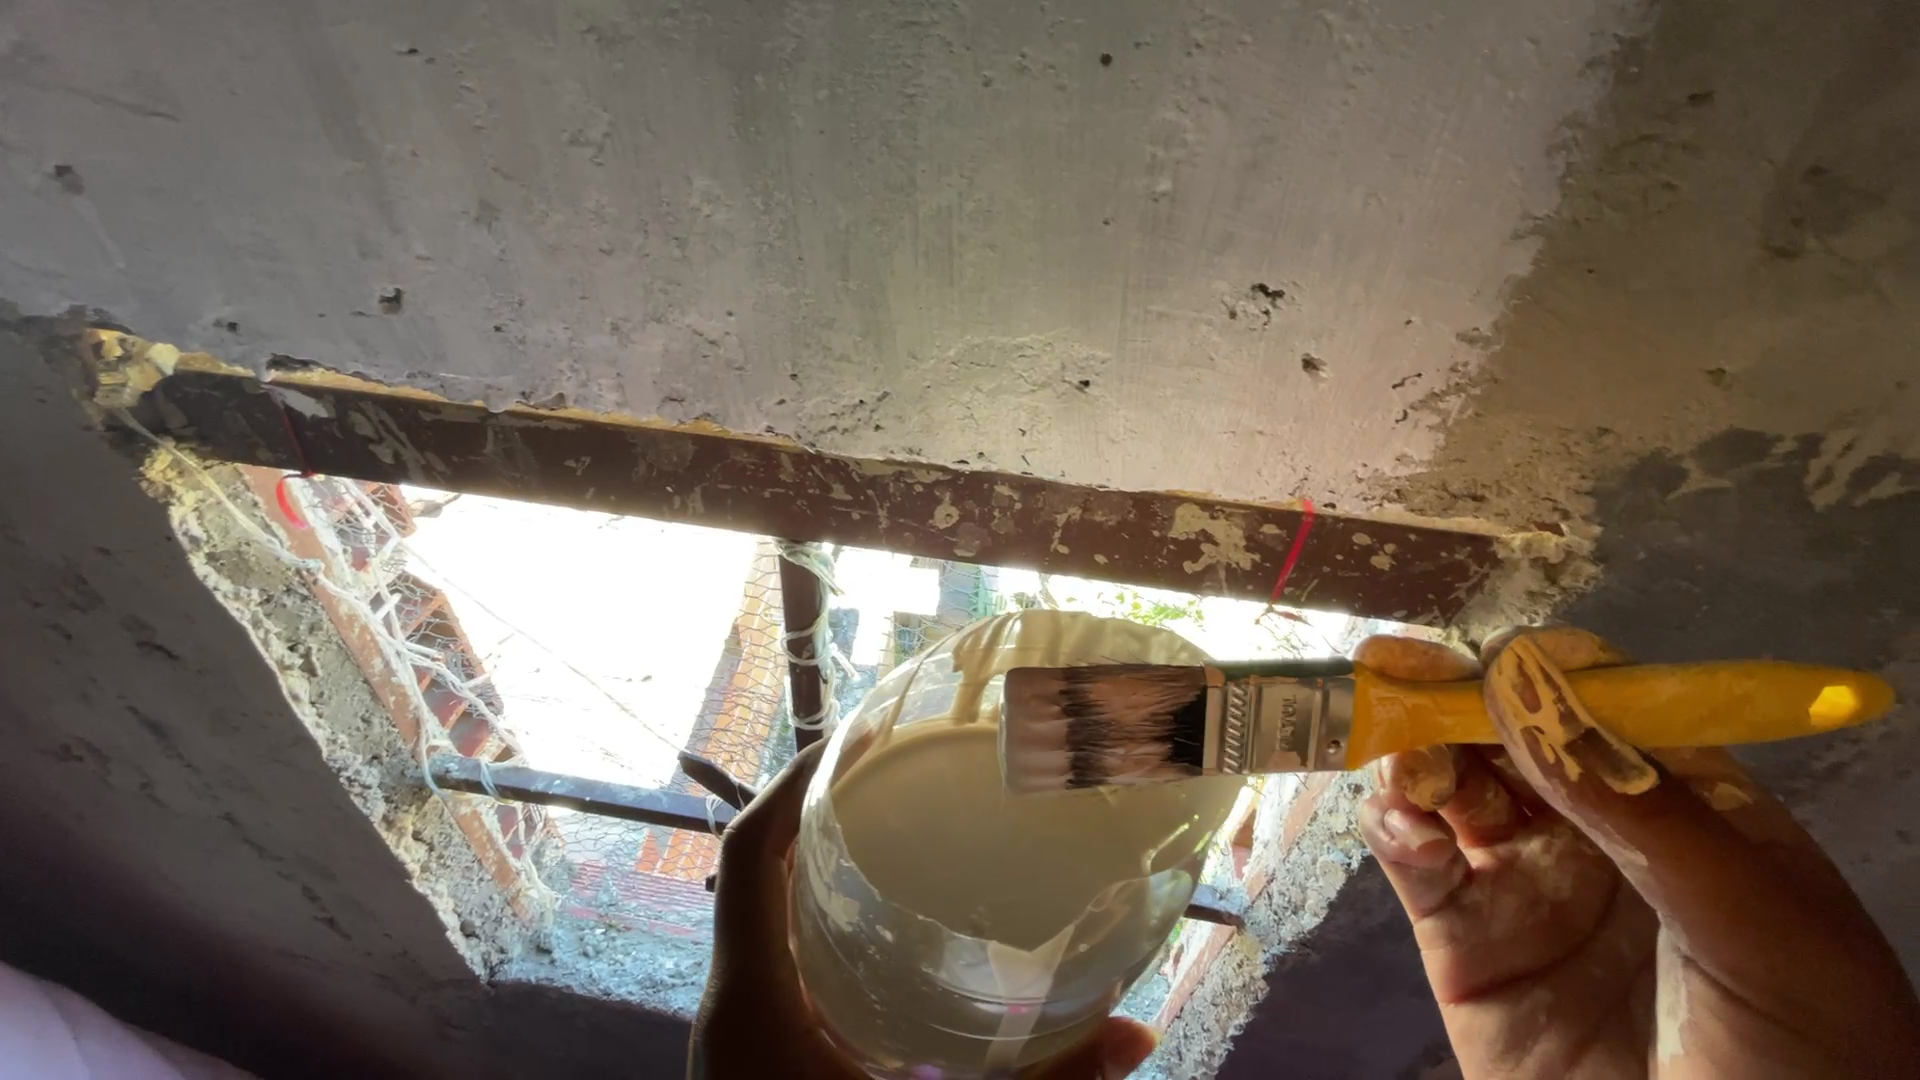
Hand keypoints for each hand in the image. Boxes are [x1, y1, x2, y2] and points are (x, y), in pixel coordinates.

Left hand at [691, 741, 1159, 1079]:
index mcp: (752, 998)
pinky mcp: (764, 1035)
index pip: (749, 852)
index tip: (855, 741)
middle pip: (757, 861)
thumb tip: (1137, 1035)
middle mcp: (736, 993)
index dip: (793, 784)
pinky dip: (822, 899)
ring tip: (886, 807)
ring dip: (814, 845)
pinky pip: (783, 937)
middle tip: (891, 764)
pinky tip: (879, 897)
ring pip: (766, 899)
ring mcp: (745, 1015)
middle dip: (813, 800)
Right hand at [1356, 627, 1919, 1078]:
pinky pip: (1407, 849)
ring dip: (1411, 756)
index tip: (1493, 659)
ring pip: (1441, 776)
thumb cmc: (1794, 1069)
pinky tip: (1406, 832)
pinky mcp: (1453, 921)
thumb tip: (1523, 686)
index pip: (1598, 704)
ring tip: (1413, 774)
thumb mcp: (1766, 941)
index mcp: (1679, 806)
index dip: (1541, 669)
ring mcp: (1513, 870)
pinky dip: (1390, 823)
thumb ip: (1648, 811)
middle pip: (1497, 728)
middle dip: (1444, 696)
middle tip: (1389, 670)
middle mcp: (1585, 823)